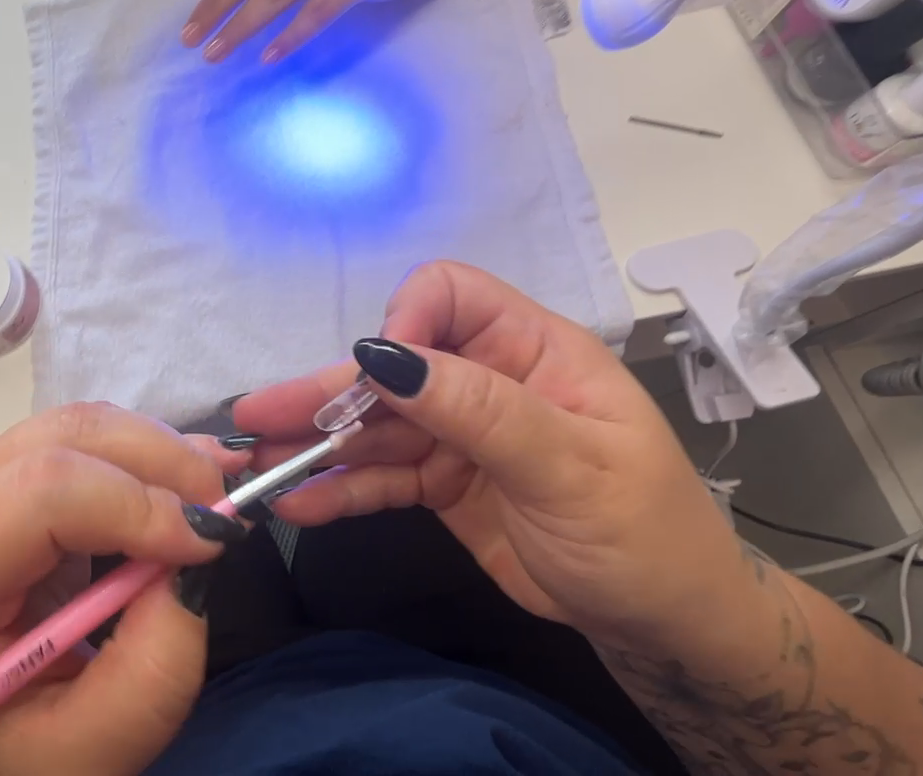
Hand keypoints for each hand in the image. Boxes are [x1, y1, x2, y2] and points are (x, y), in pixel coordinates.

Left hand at [0, 404, 250, 774]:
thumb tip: (196, 564)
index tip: (210, 542)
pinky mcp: (11, 469)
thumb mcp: (89, 749)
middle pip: (66, 439)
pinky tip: (187, 481)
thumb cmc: (14, 746)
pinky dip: (148, 451)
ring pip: (83, 424)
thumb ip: (153, 673)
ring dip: (161, 451)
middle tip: (230, 511)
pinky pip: (87, 436)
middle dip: (162, 462)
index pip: (40, 493)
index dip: (134, 502)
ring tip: (220, 493)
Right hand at [231, 261, 760, 651]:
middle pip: (391, 369)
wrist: (665, 625)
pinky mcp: (440, 483)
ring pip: (374, 426)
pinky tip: (299, 503)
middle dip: (326, 392)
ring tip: (257, 464)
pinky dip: (339, 489)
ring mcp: (457, 434)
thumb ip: (478, 409)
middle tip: (258, 416)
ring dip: (316, 443)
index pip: (450, 297)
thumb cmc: (645, 535)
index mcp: (531, 351)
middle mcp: (484, 380)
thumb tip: (385, 355)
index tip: (373, 370)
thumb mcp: (569, 468)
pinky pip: (380, 477)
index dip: (405, 320)